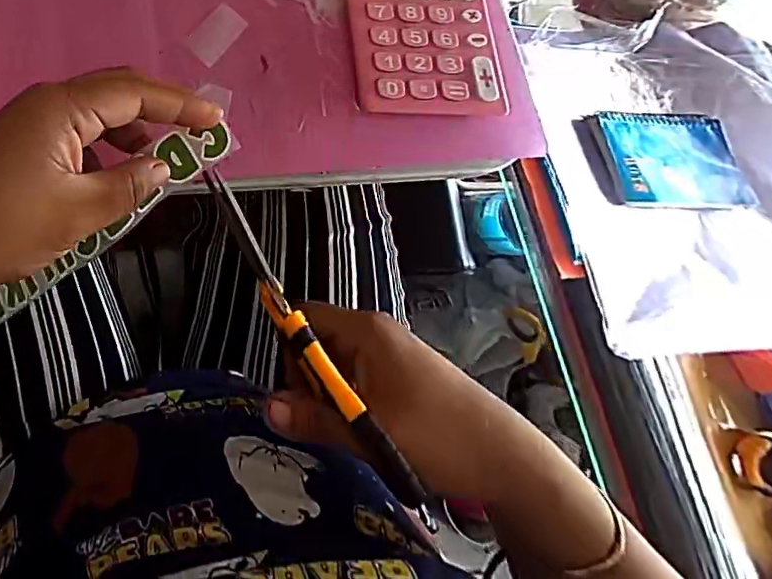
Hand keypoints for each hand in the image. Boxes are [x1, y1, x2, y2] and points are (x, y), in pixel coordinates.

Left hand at [0, 69, 221, 330]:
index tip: (216, 119)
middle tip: (195, 130)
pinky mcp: (19, 141)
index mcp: (62, 107)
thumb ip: (129, 186)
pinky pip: (76, 130)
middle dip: (159, 108)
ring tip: (159, 158)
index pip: (135, 93)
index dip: (181, 105)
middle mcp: (46, 102)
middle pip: (117, 90)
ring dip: (132, 129)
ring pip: (96, 111)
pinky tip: (113, 171)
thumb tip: (165, 167)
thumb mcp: (76, 214)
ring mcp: (29, 120)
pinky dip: (105, 144)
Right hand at [262, 303, 550, 505]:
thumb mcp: (369, 431)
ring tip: (349, 431)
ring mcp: (391, 353)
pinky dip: (352, 403)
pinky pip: (360, 379)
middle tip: (321, 419)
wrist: (503, 456)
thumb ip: (315, 418)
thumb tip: (268, 407)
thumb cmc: (437, 434)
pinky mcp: (402, 375)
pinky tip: (367, 432)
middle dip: (309, 379)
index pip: (306, 314)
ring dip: (332, 397)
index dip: (288, 345)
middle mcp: (376, 332)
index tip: (289, 388)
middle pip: (319, 341)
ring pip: (339, 365)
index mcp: (366, 329)